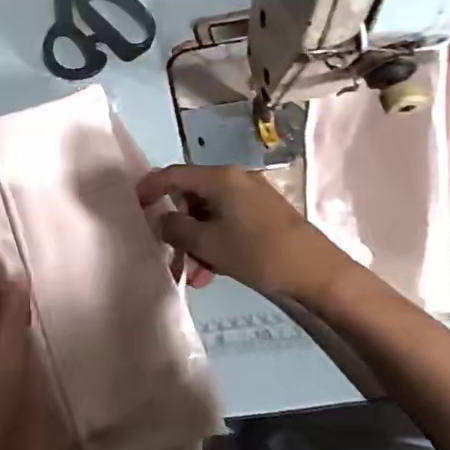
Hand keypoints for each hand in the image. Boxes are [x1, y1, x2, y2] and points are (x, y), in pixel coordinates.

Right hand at [136, 164, 358, 302]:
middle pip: (192, 197)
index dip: (150, 188)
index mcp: (221, 177)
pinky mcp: (264, 214)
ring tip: (195, 276)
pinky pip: (228, 223)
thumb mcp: (208, 243)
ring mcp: (252, 196)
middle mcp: (236, 179)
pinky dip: (216, 243)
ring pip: (210, 215)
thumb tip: (161, 219)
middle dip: (178, 228)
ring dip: (197, 243)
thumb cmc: (257, 252)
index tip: (134, 207)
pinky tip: (213, 273)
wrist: (315, 271)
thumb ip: (176, 228)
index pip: (174, 174)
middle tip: (170, 256)